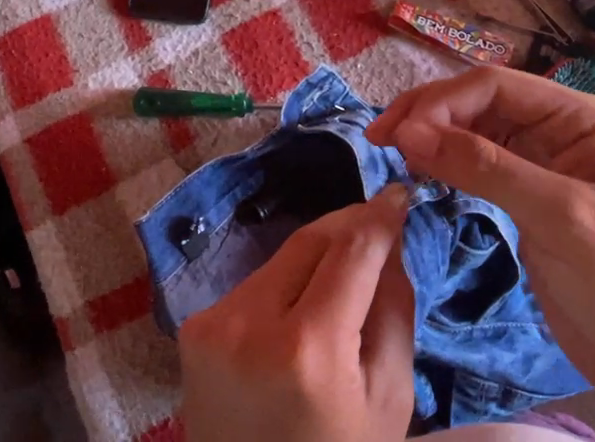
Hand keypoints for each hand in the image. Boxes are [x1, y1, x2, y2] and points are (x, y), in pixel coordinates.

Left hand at [178, 185, 415, 441]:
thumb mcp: (388, 400)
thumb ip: (392, 313)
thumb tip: (390, 245)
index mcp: (308, 348)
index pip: (349, 252)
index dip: (378, 217)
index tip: (401, 195)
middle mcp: (250, 321)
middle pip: (308, 242)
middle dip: (348, 226)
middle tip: (380, 221)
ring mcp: (213, 321)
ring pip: (279, 260)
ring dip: (316, 256)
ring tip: (347, 273)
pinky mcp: (193, 325)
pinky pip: (253, 285)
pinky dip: (284, 285)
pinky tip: (303, 305)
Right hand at [366, 68, 594, 440]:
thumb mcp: (562, 218)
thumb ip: (485, 169)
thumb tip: (407, 132)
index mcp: (579, 118)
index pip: (494, 86)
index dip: (440, 102)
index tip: (396, 134)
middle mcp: (557, 132)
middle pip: (477, 104)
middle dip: (428, 115)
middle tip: (379, 140)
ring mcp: (541, 168)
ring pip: (471, 134)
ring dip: (431, 139)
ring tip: (392, 156)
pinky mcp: (527, 204)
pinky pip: (476, 169)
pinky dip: (443, 168)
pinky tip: (420, 176)